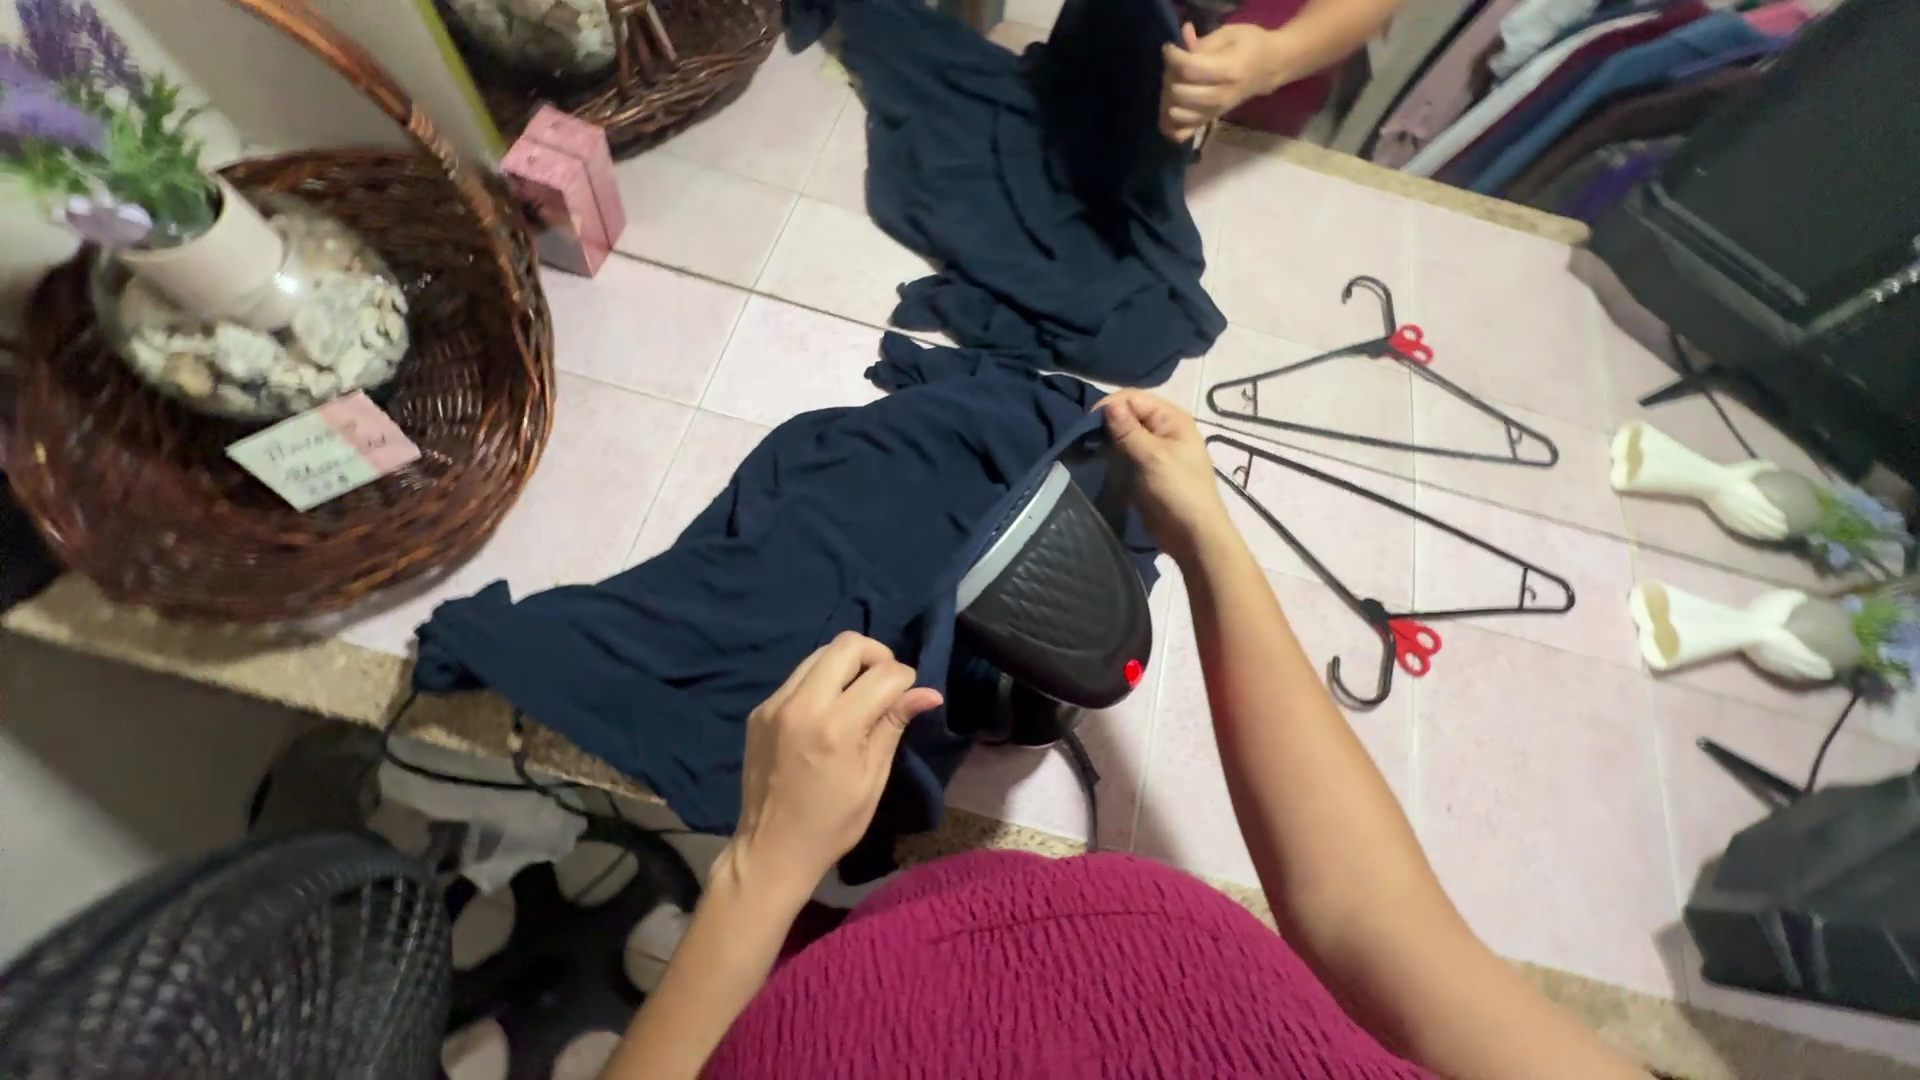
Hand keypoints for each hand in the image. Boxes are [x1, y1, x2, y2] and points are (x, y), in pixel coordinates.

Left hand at [727, 633, 944, 899]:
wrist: (771, 850)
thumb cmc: (832, 823)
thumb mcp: (873, 777)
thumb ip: (894, 725)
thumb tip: (929, 692)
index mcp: (836, 727)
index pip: (883, 674)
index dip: (905, 678)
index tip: (909, 696)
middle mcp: (802, 705)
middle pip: (847, 644)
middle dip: (877, 656)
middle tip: (885, 684)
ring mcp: (775, 704)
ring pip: (820, 652)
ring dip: (847, 663)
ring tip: (858, 694)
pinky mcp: (760, 710)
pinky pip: (798, 676)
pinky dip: (821, 681)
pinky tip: (828, 710)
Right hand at [1100, 389, 1231, 563]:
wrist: (1192, 535)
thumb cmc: (1177, 491)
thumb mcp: (1151, 456)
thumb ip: (1128, 430)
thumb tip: (1107, 405)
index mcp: (1171, 418)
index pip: (1132, 398)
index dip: (1109, 407)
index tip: (1087, 428)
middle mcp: (1163, 429)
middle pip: (1127, 414)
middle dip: (1105, 424)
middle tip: (1084, 442)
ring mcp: (1154, 450)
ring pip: (1123, 435)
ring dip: (1106, 441)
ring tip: (1087, 452)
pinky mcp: (1145, 470)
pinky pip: (1124, 454)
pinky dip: (1111, 456)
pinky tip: (1097, 462)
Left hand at [1161, 23, 1288, 141]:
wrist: (1268, 69)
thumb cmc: (1250, 46)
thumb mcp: (1230, 34)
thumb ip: (1204, 42)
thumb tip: (1182, 41)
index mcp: (1228, 71)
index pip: (1189, 69)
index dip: (1173, 57)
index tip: (1169, 48)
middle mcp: (1219, 97)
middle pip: (1179, 92)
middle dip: (1170, 77)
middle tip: (1174, 67)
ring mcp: (1212, 113)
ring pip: (1176, 114)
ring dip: (1167, 98)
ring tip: (1174, 84)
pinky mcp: (1207, 122)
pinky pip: (1181, 134)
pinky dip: (1170, 125)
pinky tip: (1172, 109)